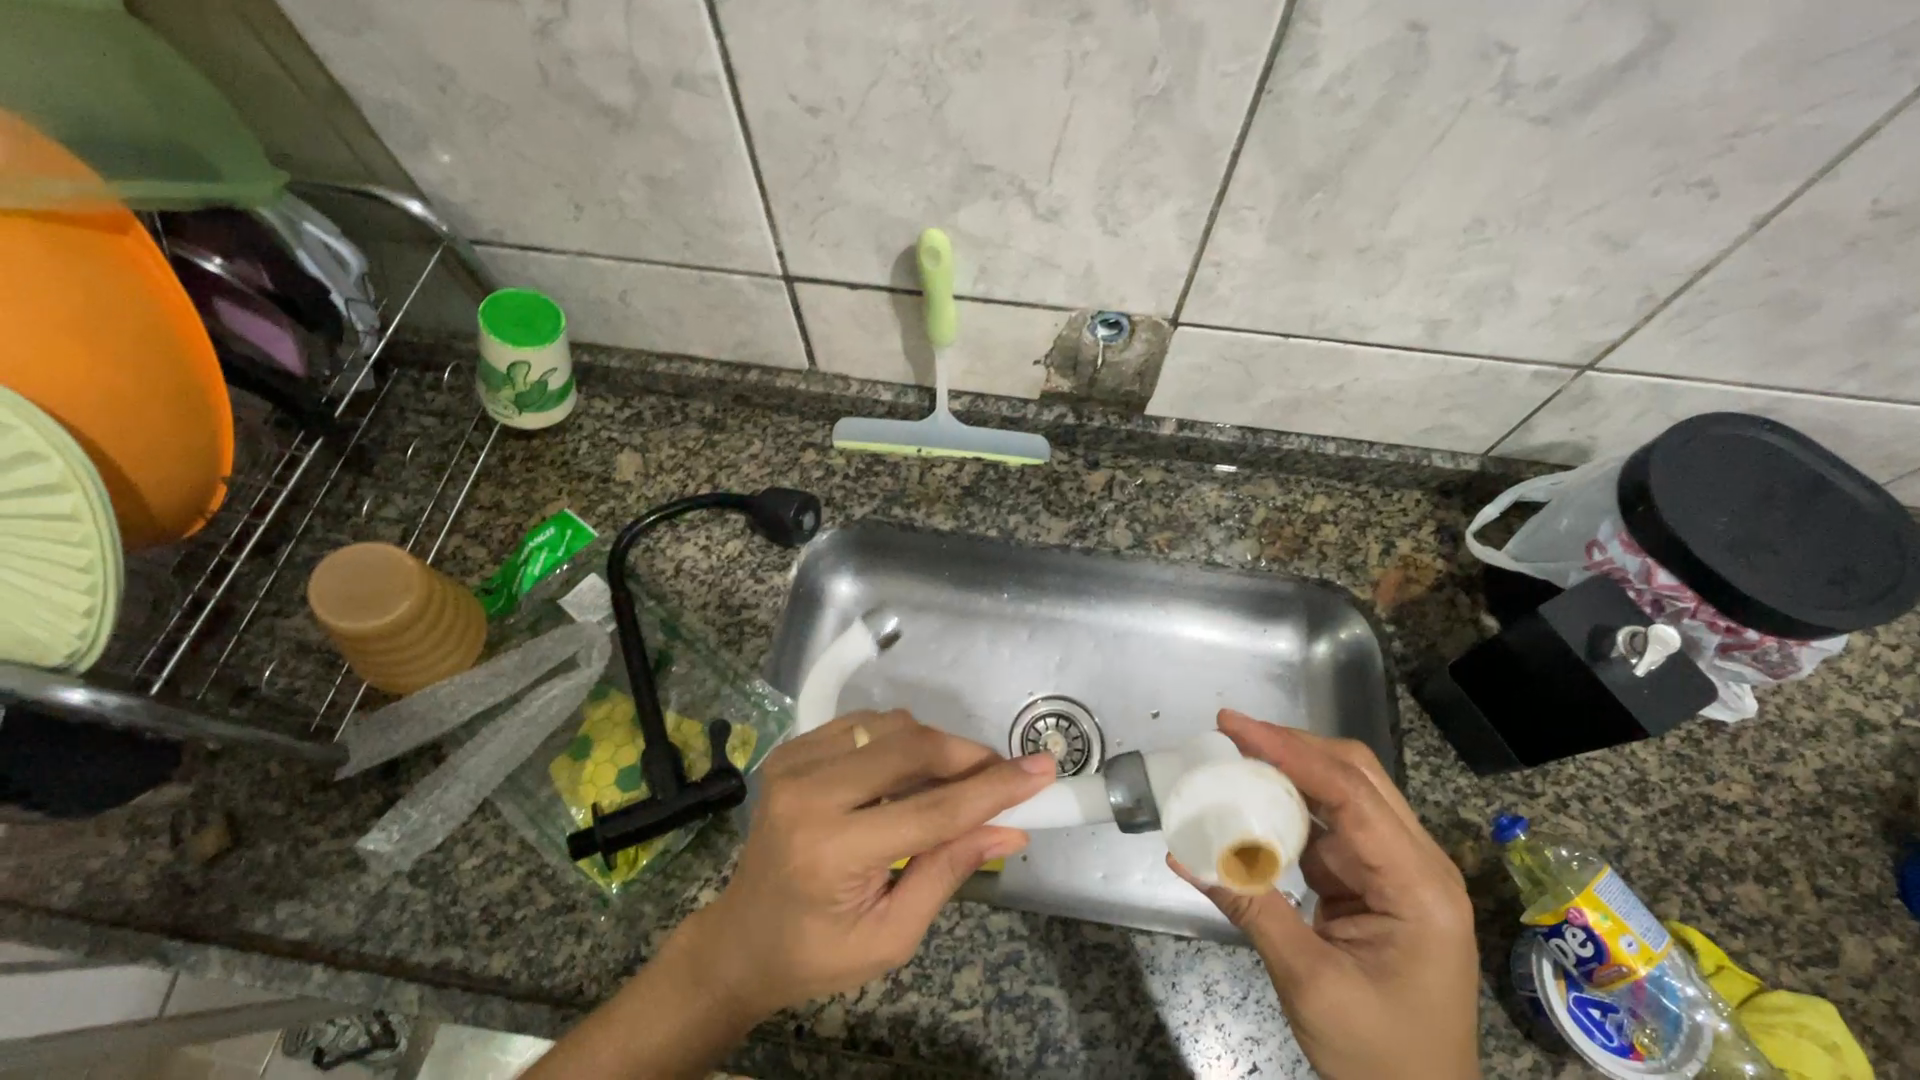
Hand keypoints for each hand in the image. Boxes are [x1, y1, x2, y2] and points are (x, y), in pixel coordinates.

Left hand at [682, 709, 1056, 1016]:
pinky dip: (898, 739)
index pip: (933, 809)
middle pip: (911, 748)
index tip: (1042, 769)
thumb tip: (1010, 829)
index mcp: (833, 852)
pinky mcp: (789, 752)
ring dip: (934, 746)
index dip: (994, 788)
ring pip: (890, 726)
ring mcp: (793, 766)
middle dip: (968, 756)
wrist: (742, 939)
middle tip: (1004, 773)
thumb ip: (948, 871)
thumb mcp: (891, 936)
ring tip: (953, 782)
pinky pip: (862, 724)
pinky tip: (907, 772)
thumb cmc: (818, 952)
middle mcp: (808, 795)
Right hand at [1173, 709, 1480, 1079]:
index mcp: (1417, 884)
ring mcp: (1395, 875)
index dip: (1290, 751)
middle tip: (1230, 732)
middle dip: (1292, 747)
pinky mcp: (1373, 888)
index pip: (1350, 793)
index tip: (1234, 725)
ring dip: (1288, 776)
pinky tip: (1250, 808)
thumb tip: (1183, 852)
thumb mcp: (1310, 982)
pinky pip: (1328, 834)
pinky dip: (1287, 815)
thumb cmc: (1378, 1053)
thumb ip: (1251, 907)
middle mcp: (1415, 865)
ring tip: (1233, 760)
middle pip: (1355, 778)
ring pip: (1341, 799)